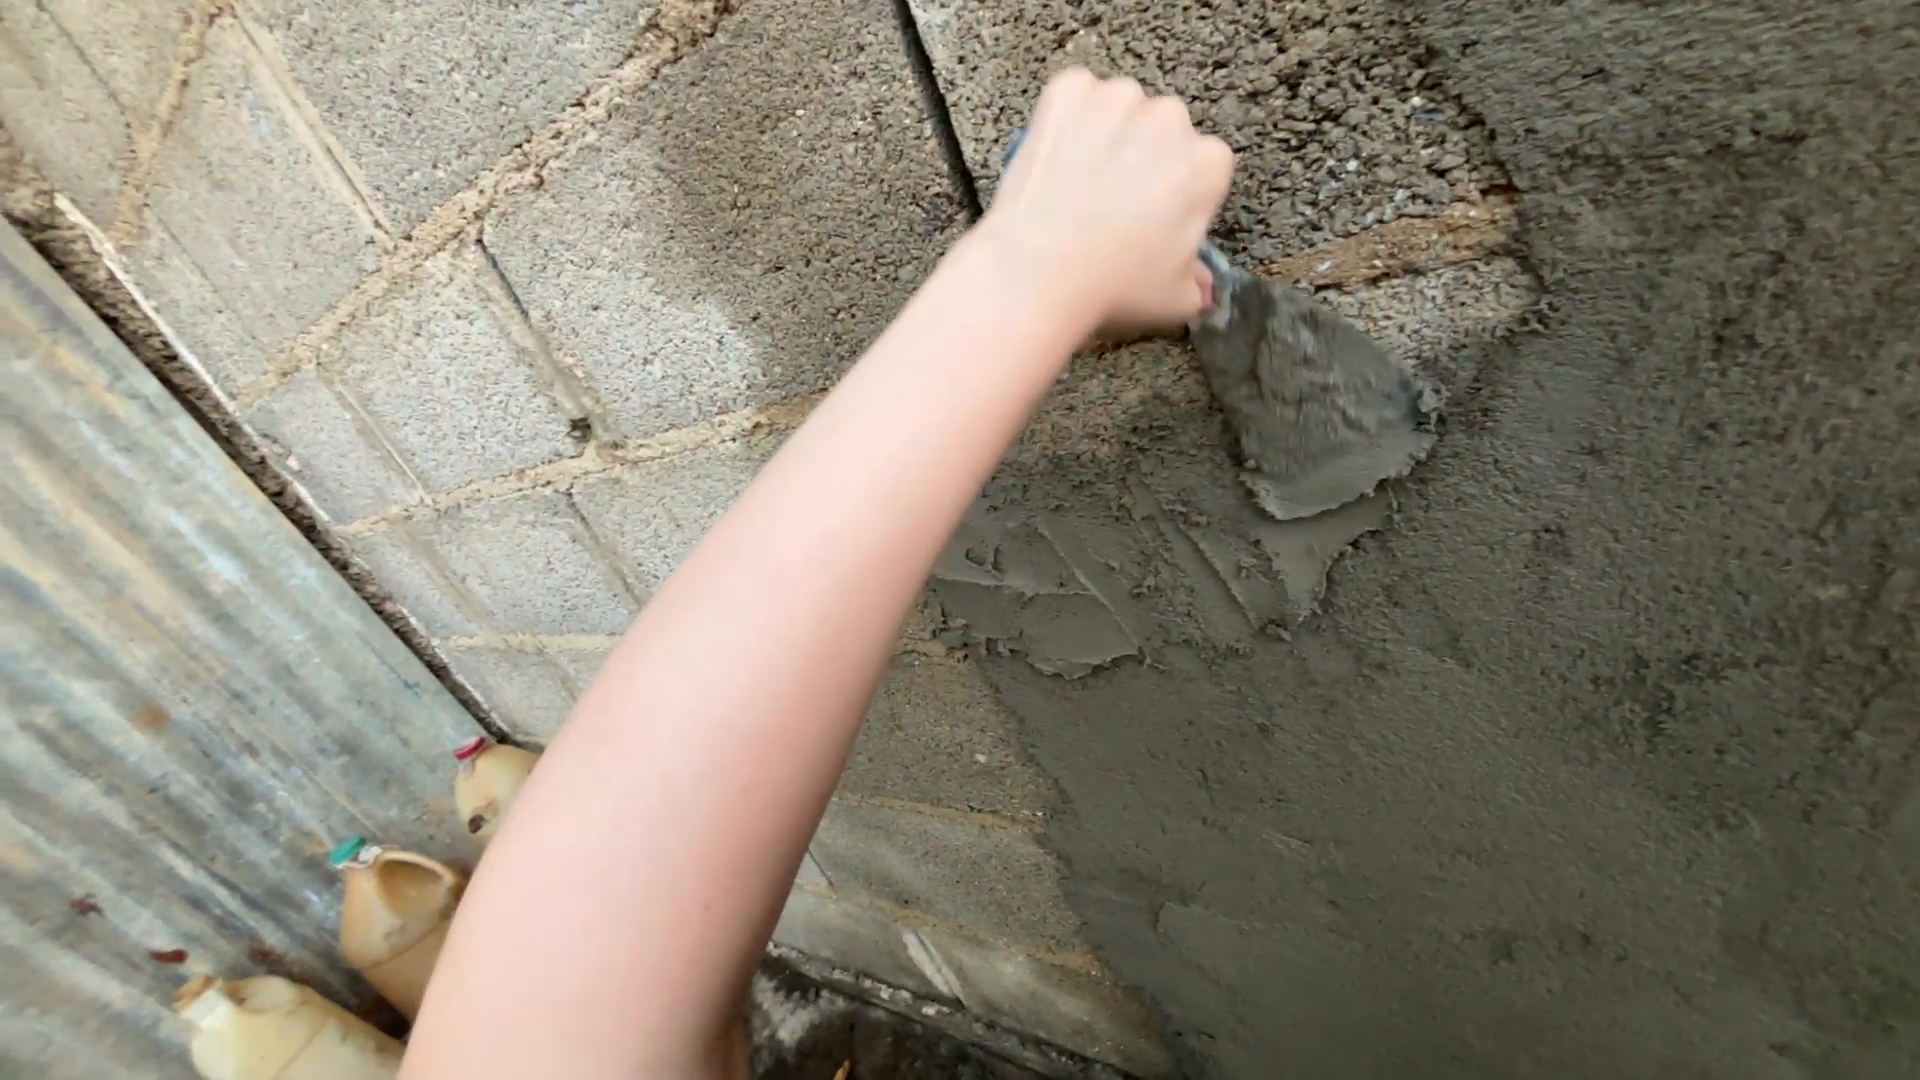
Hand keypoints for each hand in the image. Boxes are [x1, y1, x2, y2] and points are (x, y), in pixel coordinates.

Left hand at [974, 67, 1234, 333]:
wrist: (1037, 275)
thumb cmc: (1111, 289)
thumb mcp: (1174, 300)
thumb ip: (1198, 284)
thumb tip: (1204, 284)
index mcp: (1206, 164)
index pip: (1202, 167)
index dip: (1175, 194)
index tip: (1152, 218)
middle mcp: (1170, 119)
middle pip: (1162, 131)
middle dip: (1143, 159)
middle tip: (1111, 206)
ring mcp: (1117, 100)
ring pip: (1118, 109)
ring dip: (1105, 135)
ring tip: (1080, 187)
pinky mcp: (1068, 93)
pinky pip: (1073, 96)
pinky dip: (1065, 120)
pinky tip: (1056, 163)